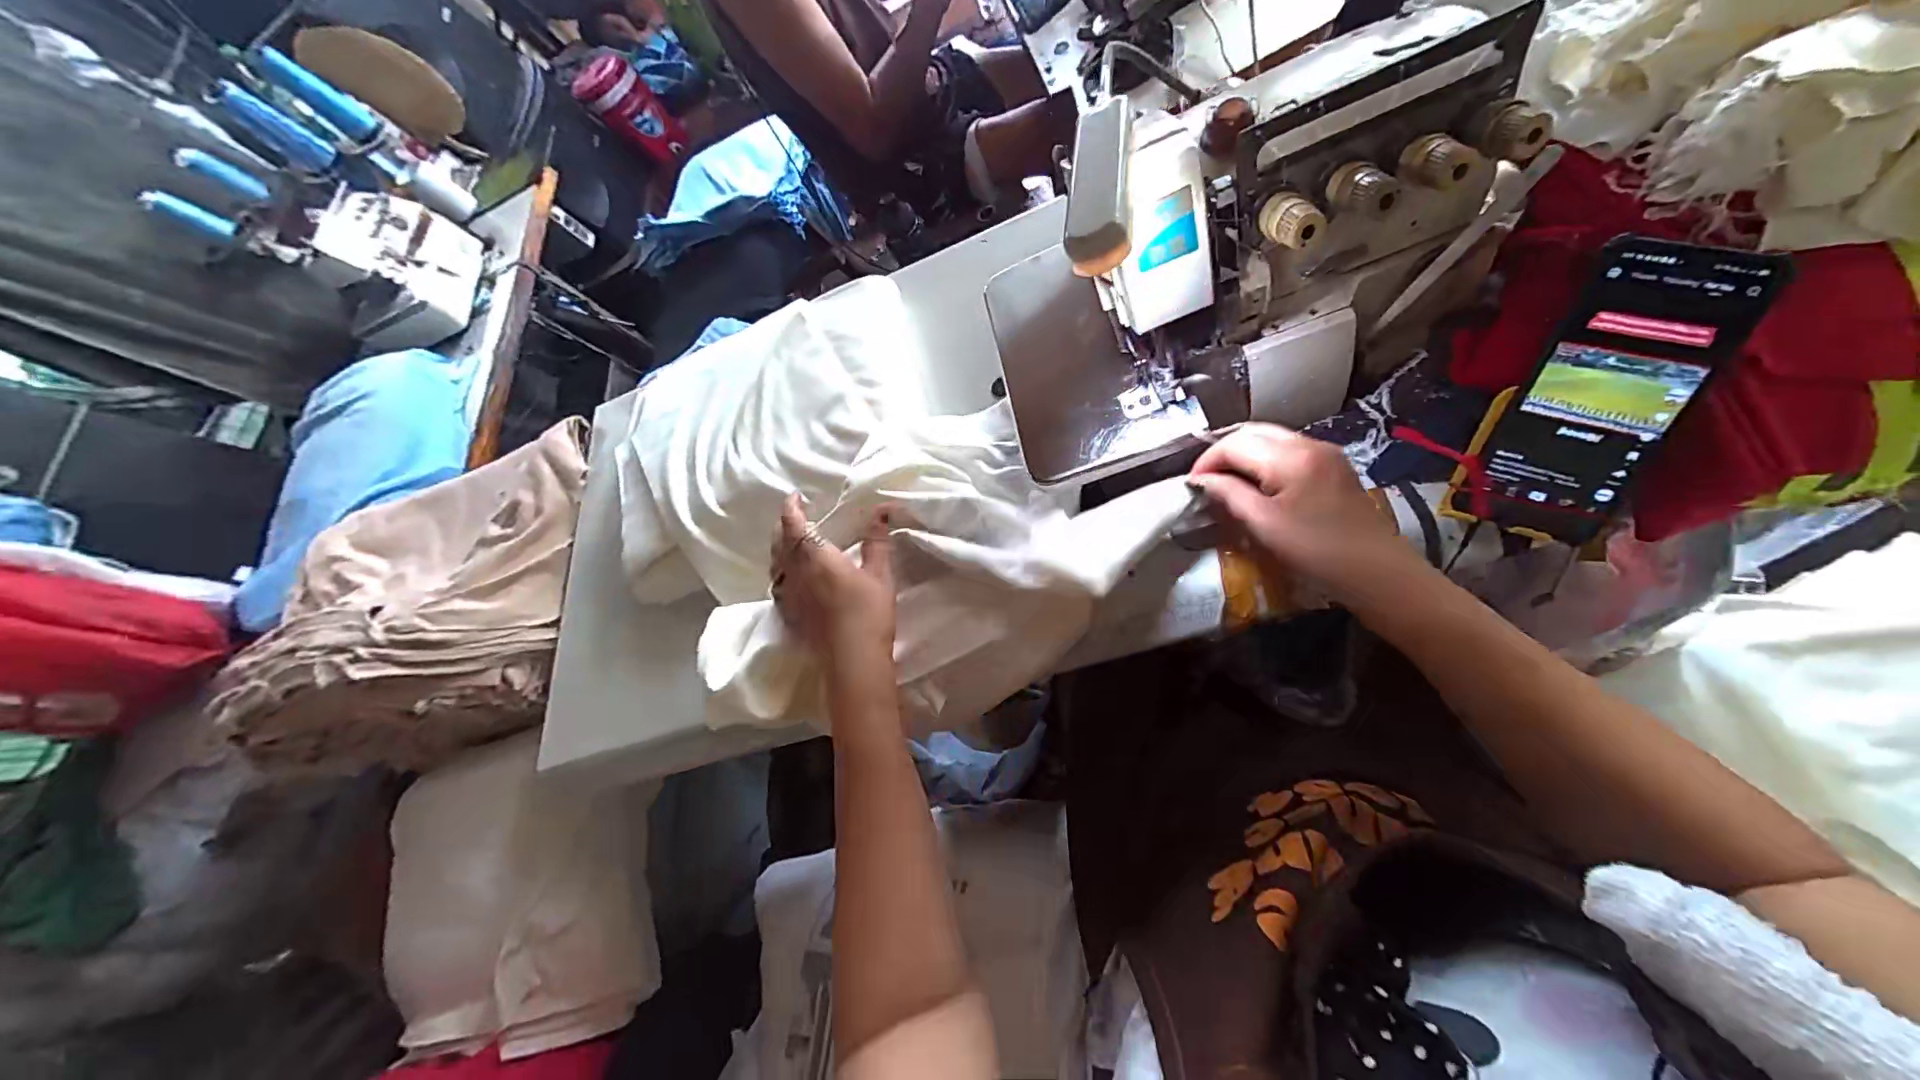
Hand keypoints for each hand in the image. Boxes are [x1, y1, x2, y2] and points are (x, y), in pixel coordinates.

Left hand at [770, 494, 896, 672]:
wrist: (852, 659)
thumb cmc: (868, 612)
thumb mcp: (879, 574)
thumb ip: (877, 542)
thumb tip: (880, 513)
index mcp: (815, 556)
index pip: (794, 524)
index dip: (791, 508)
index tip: (796, 497)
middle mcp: (794, 572)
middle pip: (779, 542)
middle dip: (784, 525)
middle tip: (795, 516)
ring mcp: (788, 595)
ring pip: (775, 563)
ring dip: (780, 548)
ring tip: (790, 543)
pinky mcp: (789, 614)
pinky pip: (777, 584)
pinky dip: (781, 571)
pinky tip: (790, 577)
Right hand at [1187, 424, 1424, 603]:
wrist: (1378, 572)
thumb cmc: (1317, 552)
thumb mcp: (1264, 526)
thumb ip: (1229, 496)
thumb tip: (1202, 480)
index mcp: (1291, 457)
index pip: (1235, 443)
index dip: (1207, 461)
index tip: (1191, 485)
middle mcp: (1309, 444)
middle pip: (1252, 432)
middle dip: (1223, 452)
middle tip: (1205, 480)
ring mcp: (1325, 453)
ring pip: (1270, 439)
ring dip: (1243, 455)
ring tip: (1225, 482)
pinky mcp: (1333, 467)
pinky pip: (1288, 450)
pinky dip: (1264, 460)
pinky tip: (1256, 484)